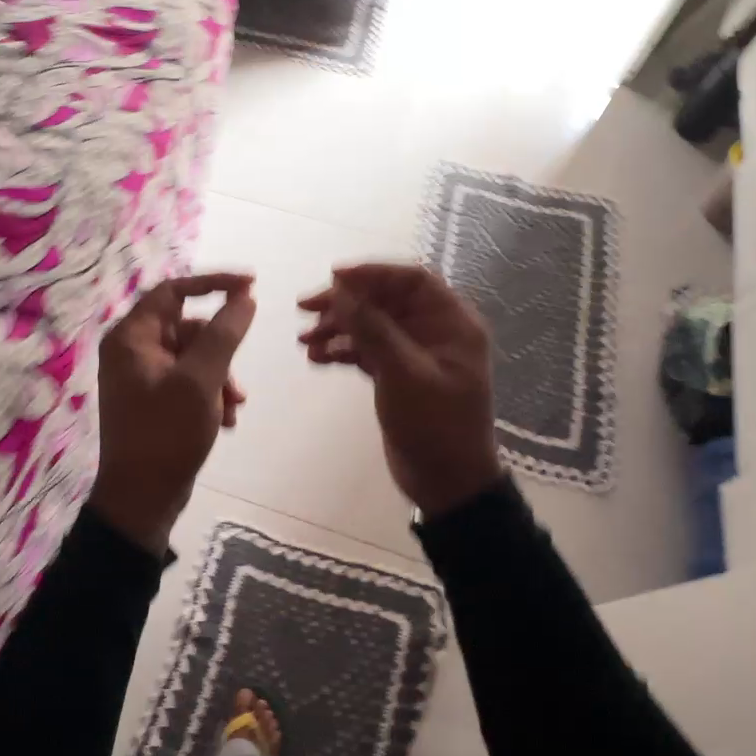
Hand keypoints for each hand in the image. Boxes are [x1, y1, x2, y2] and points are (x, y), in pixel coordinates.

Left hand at [94, 273, 257, 550]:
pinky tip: (225, 421)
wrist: (141, 499)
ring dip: (221, 378)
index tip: (252, 285)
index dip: (214, 282)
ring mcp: (141, 376)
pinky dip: (211, 394)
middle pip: (189, 326)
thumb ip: (224, 334)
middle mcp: (131, 349)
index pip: (175, 289)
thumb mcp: (201, 380)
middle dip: (221, 352)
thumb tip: (245, 297)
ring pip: (194, 356)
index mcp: (130, 336)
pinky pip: (189, 380)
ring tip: (233, 409)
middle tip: (236, 384)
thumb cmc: (166, 434)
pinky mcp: (153, 399)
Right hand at [299, 264, 501, 518]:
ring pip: (371, 325)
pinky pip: (367, 350)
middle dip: (345, 303)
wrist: (447, 483)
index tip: (332, 278)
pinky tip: (317, 358)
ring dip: (338, 328)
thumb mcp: (404, 374)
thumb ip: (373, 329)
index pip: (411, 279)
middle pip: (385, 300)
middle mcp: (435, 331)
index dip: (371, 273)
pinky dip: (342, 351)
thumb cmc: (435, 425)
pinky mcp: (398, 375)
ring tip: (305, 342)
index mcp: (451, 322)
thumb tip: (341, 290)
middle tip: (304, 308)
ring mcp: (415, 353)